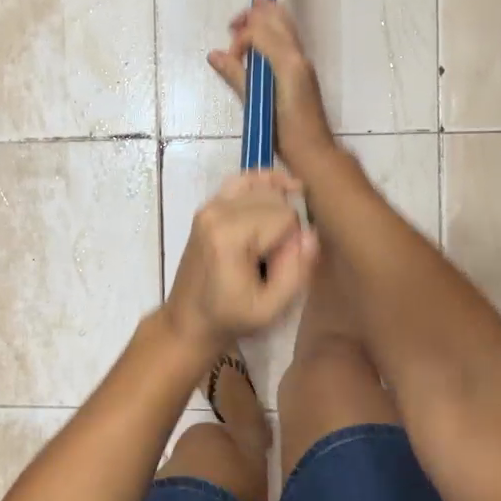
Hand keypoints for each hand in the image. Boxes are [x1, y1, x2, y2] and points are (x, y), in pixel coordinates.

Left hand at [163, 170, 317, 352]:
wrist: (189, 320)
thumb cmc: (230, 317)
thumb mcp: (271, 308)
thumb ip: (296, 270)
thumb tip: (311, 233)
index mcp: (229, 236)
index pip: (285, 216)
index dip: (293, 240)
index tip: (280, 266)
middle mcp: (217, 212)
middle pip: (275, 197)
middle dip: (286, 223)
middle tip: (274, 258)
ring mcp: (210, 205)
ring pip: (263, 186)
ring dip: (277, 205)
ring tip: (279, 232)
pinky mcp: (209, 205)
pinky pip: (243, 180)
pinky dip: (263, 182)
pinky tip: (281, 188)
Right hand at [208, 0, 336, 169]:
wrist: (313, 151)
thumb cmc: (284, 132)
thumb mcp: (257, 104)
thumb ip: (237, 76)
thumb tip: (214, 55)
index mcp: (287, 62)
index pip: (260, 33)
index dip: (241, 40)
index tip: (230, 57)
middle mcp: (297, 57)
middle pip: (277, 22)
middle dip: (256, 15)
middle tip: (235, 20)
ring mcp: (302, 64)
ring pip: (285, 29)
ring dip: (267, 19)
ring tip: (253, 10)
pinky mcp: (302, 73)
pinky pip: (287, 42)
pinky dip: (274, 33)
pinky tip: (265, 36)